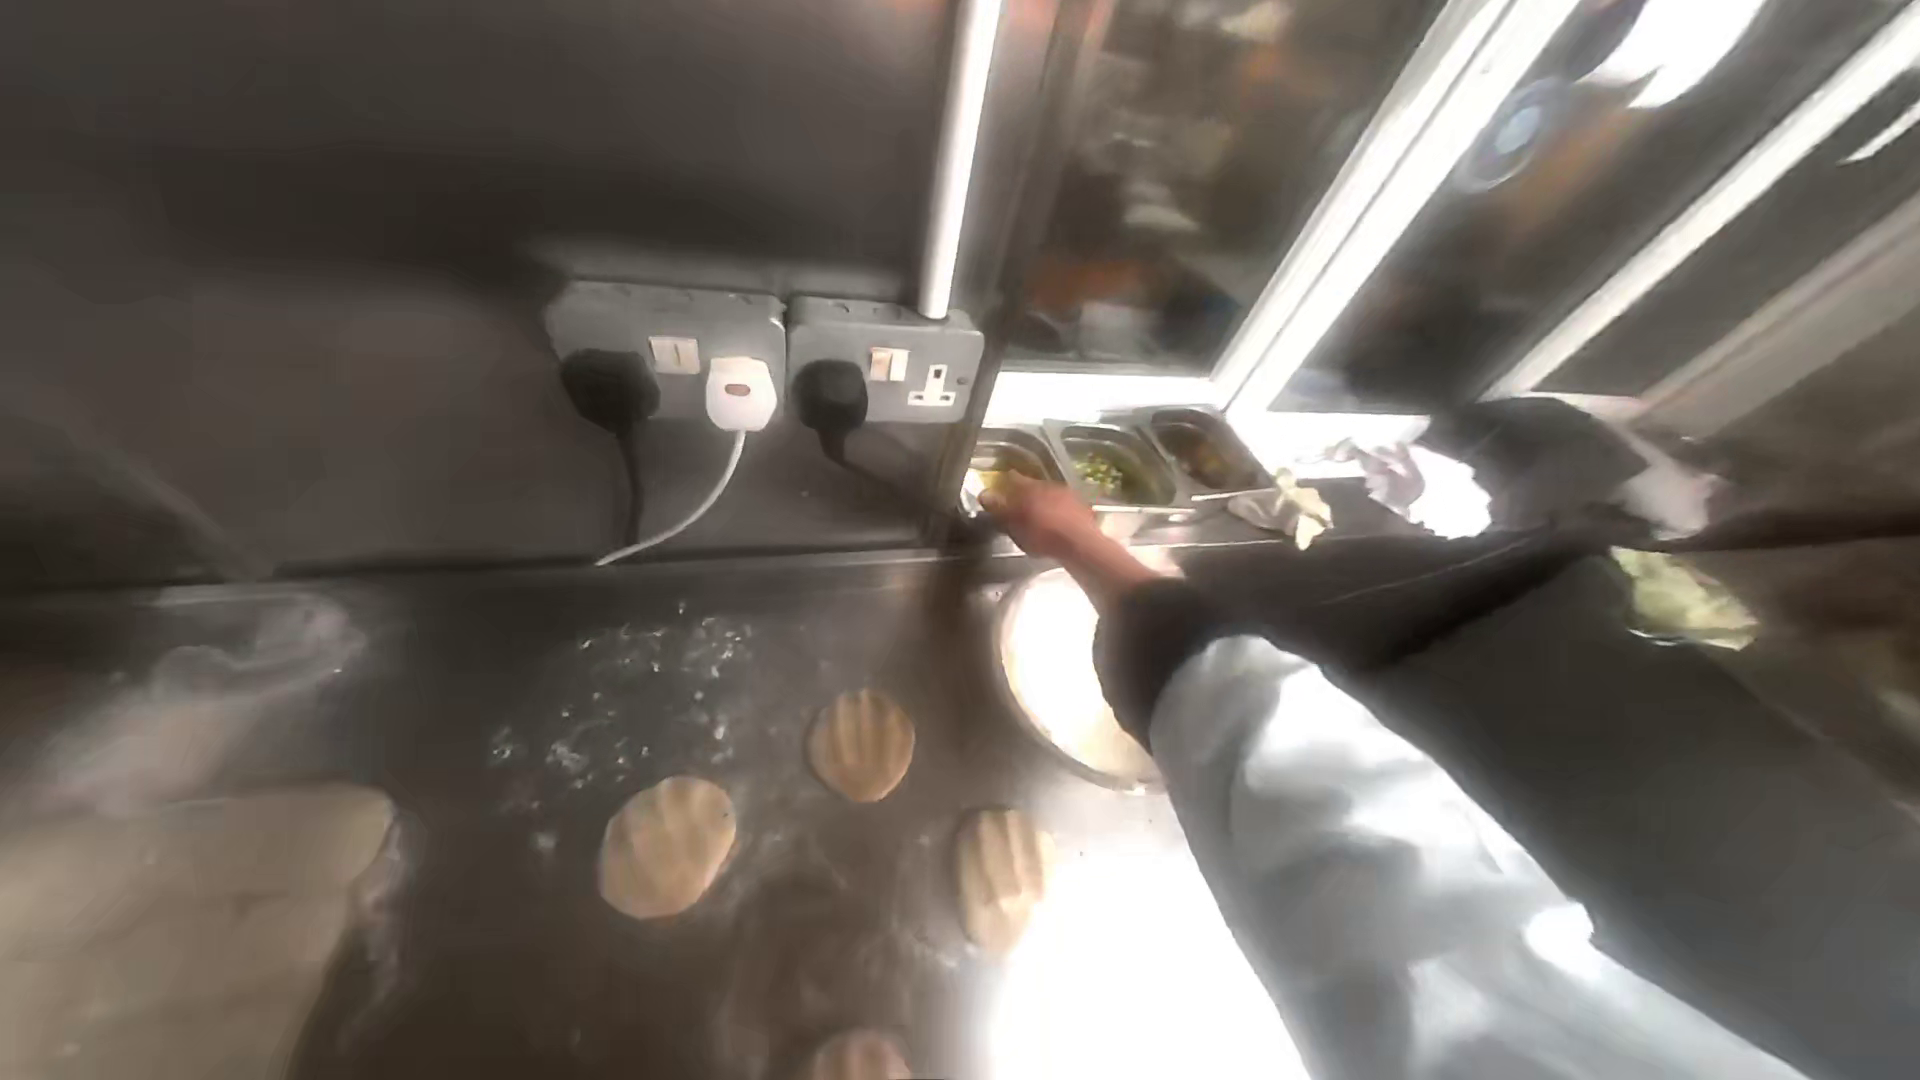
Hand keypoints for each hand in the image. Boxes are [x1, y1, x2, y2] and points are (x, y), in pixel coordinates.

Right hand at [980, 473, 1100, 559]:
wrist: (1080, 544)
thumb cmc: (1041, 534)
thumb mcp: (1014, 524)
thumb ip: (999, 508)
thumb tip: (984, 494)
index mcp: (1029, 487)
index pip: (1012, 478)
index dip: (1005, 482)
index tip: (1000, 490)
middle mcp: (1049, 485)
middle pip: (1033, 486)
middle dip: (1025, 494)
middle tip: (1018, 508)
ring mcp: (1068, 495)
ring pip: (1050, 495)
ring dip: (1043, 503)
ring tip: (1038, 518)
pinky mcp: (1082, 507)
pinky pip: (1064, 507)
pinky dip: (1058, 513)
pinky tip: (1057, 525)